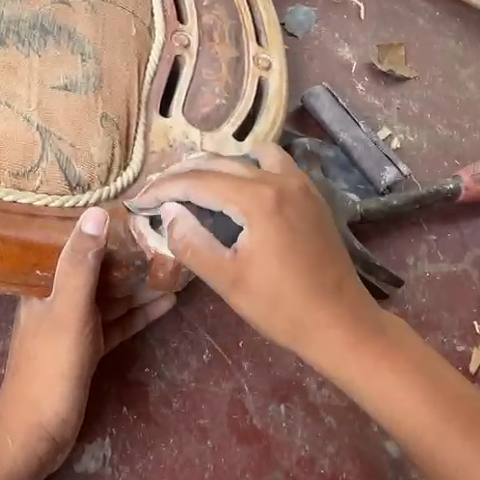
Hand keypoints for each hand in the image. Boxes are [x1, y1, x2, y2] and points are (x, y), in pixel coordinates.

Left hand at [0, 207, 177, 476]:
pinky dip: (139, 313)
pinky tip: (168, 302)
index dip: (103, 227)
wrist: (36, 433)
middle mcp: (58, 298)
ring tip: (177, 266)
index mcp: (44, 283)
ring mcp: (74, 324)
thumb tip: (97, 211)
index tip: (136, 210)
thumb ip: (82, 264)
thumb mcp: (68, 310)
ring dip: (140, 284)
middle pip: (98, 269)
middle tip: (168, 236)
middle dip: (130, 255)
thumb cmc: (49, 368)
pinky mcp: (88, 349)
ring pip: (112, 296)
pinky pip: (118, 323)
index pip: (75, 244)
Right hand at [125, 146, 379, 363]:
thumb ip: (192, 242)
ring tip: (194, 184)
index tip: (138, 201)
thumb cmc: (282, 308)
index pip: (198, 182)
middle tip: (156, 192)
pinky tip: (236, 188)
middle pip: (220, 163)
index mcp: (258, 199)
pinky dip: (247, 166)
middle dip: (183, 174)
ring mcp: (300, 184)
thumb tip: (169, 211)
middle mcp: (280, 179)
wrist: (342, 324)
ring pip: (249, 155)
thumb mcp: (227, 280)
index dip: (162, 188)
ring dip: (217, 164)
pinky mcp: (311, 195)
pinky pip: (273, 163)